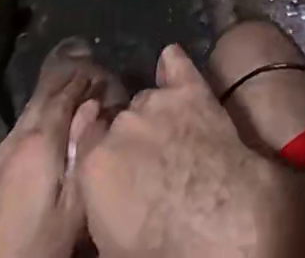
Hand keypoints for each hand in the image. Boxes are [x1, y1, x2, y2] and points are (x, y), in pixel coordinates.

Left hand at [0, 53, 103, 257]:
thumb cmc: (35, 252)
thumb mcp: (73, 211)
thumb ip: (84, 155)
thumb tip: (93, 109)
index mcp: (37, 146)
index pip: (61, 100)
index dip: (79, 84)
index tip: (95, 71)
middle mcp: (8, 148)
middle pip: (35, 107)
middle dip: (58, 89)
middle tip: (79, 77)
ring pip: (17, 131)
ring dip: (39, 116)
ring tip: (59, 112)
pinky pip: (1, 156)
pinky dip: (21, 144)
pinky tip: (27, 158)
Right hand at [73, 44, 295, 257]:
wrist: (219, 218)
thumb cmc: (161, 243)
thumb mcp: (111, 240)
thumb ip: (98, 198)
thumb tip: (100, 190)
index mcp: (94, 162)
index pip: (85, 138)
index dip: (99, 146)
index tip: (112, 157)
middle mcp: (121, 124)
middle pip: (119, 119)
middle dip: (130, 136)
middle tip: (149, 157)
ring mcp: (157, 102)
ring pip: (148, 98)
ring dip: (155, 112)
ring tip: (172, 131)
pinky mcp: (191, 89)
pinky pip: (175, 63)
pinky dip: (172, 65)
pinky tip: (171, 64)